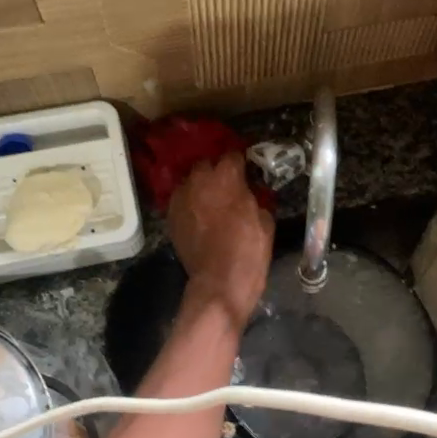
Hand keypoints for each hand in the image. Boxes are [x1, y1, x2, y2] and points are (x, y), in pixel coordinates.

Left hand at [168, 152, 274, 328]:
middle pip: (206, 165)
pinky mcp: (171, 217)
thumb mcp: (265, 221)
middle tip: (227, 186)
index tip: (246, 172)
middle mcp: (199, 181)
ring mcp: (181, 199)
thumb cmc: (249, 251)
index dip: (241, 163)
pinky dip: (190, 205)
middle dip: (216, 172)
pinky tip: (198, 217)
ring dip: (201, 188)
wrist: (219, 282)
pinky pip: (181, 202)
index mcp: (226, 177)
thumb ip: (255, 198)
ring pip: (190, 182)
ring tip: (210, 201)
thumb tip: (250, 194)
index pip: (232, 155)